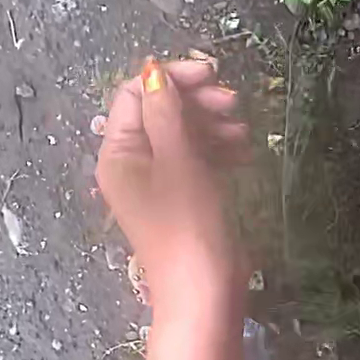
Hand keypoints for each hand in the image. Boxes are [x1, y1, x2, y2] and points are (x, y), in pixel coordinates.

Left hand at [96, 58, 249, 307]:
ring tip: (242, 131)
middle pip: (159, 112)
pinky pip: (194, 158)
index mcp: (117, 153)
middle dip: (195, 102)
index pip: (134, 95)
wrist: (205, 289)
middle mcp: (132, 163)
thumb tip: (153, 70)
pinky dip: (216, 148)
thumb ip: (166, 112)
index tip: (211, 73)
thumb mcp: (178, 160)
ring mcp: (158, 180)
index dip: (170, 77)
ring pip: (181, 134)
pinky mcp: (181, 194)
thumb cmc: (188, 224)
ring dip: (211, 124)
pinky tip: (242, 150)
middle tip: (232, 102)